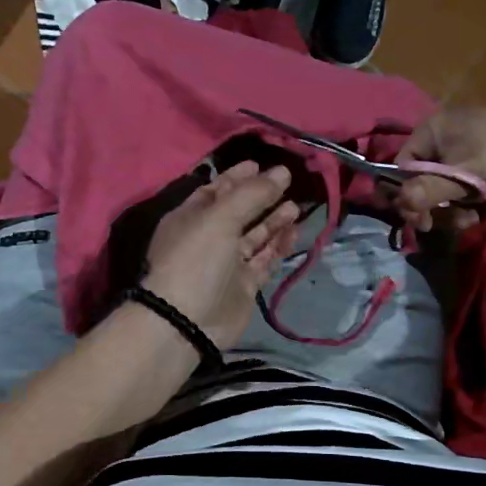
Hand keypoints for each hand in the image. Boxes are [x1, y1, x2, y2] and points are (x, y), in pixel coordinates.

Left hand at [138, 160, 299, 348]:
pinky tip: (294, 232)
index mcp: (191, 217)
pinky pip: (265, 260)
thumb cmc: (197, 260)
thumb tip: (283, 172)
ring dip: (274, 221)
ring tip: (297, 208)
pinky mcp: (244, 285)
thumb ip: (253, 193)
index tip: (263, 165)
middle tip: (289, 184)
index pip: (217, 190)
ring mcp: (227, 263)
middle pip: (239, 212)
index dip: (239, 177)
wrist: (189, 321)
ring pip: (255, 236)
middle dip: (262, 197)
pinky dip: (278, 246)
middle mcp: (209, 237)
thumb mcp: (221, 217)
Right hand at [391, 104, 485, 231]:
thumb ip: (430, 189)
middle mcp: (440, 142)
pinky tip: (479, 214)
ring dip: (449, 213)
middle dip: (432, 208)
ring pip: (438, 193)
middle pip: (418, 184)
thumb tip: (398, 204)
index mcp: (430, 131)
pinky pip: (456, 194)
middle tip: (453, 224)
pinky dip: (463, 208)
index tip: (421, 220)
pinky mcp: (476, 171)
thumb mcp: (468, 172)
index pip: (401, 169)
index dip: (406, 197)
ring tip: (470, 220)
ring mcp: (459, 157)